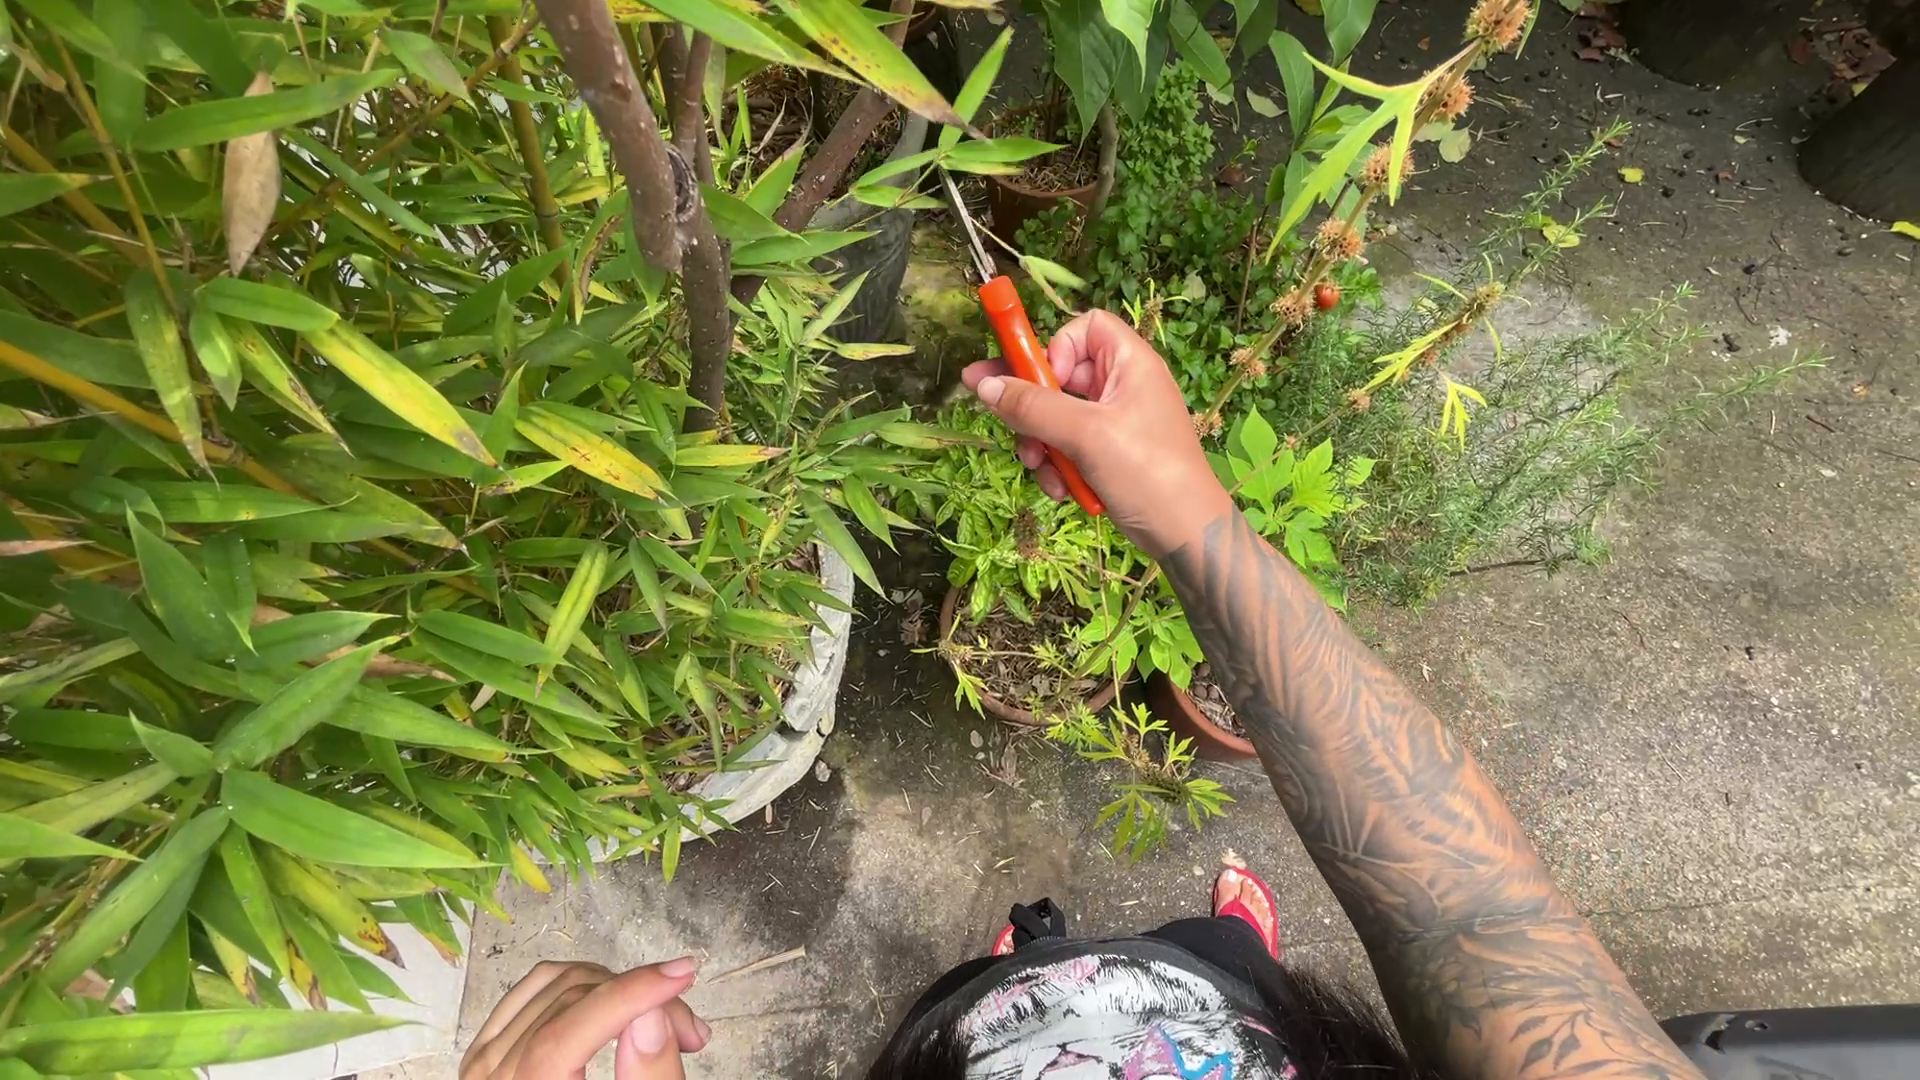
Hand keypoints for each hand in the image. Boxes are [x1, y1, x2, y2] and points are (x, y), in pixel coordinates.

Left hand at [460, 958, 709, 1079]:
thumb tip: (651, 1012)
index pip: (559, 1039)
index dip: (624, 997)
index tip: (684, 975)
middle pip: (569, 1008)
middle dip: (641, 1000)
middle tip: (692, 1031)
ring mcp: (480, 1068)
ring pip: (560, 985)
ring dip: (622, 990)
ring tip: (664, 1021)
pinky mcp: (489, 1048)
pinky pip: (539, 984)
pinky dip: (587, 979)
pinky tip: (617, 999)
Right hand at [962, 309, 1231, 557]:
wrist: (1184, 534)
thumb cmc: (1146, 471)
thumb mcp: (1086, 435)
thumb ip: (1033, 407)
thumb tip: (983, 384)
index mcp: (1129, 364)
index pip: (1085, 328)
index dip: (1057, 347)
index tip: (1043, 379)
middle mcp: (1120, 387)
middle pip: (1060, 377)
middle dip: (1032, 407)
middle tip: (1001, 421)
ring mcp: (1112, 424)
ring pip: (1056, 418)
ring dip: (1040, 444)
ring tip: (1039, 467)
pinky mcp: (1105, 456)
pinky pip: (1066, 448)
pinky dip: (1058, 467)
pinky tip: (1061, 491)